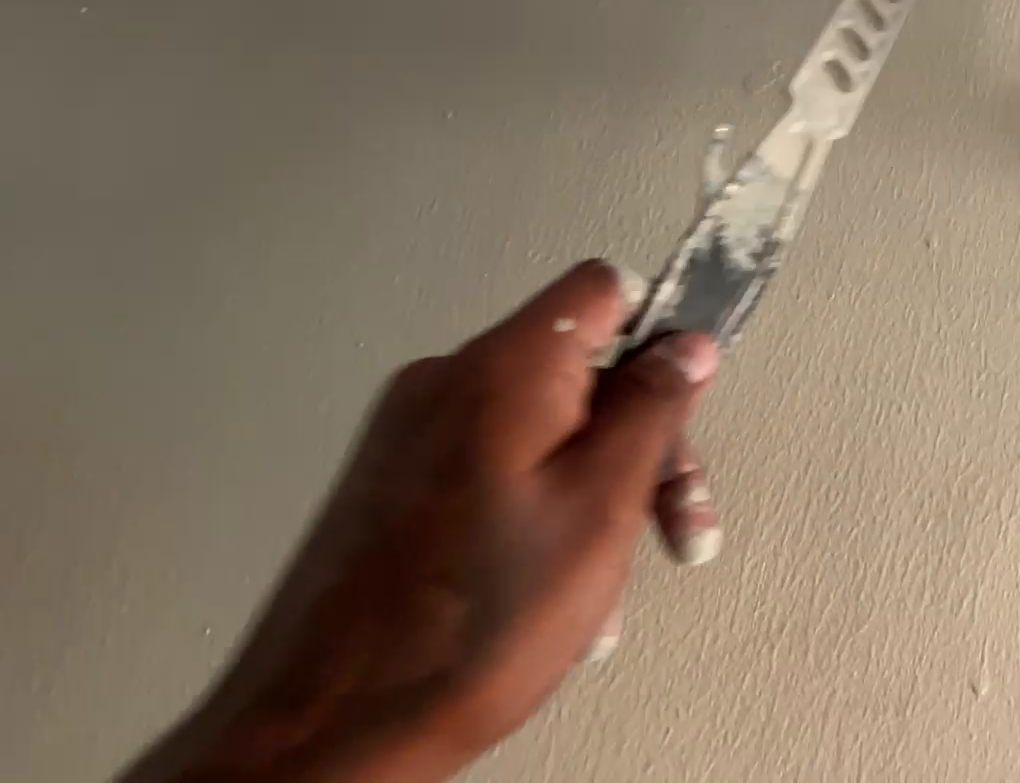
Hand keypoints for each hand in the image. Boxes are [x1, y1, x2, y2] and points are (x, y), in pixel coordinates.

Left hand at [122, 261, 720, 782]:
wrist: (324, 741)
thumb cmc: (470, 628)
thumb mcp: (604, 500)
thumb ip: (653, 406)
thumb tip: (688, 348)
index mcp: (508, 368)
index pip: (604, 287)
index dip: (659, 327)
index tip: (686, 383)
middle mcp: (452, 380)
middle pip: (585, 364)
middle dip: (644, 432)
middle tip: (674, 507)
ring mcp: (418, 429)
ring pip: (552, 419)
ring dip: (602, 480)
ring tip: (616, 568)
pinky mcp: (401, 475)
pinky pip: (506, 458)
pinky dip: (550, 500)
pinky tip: (562, 577)